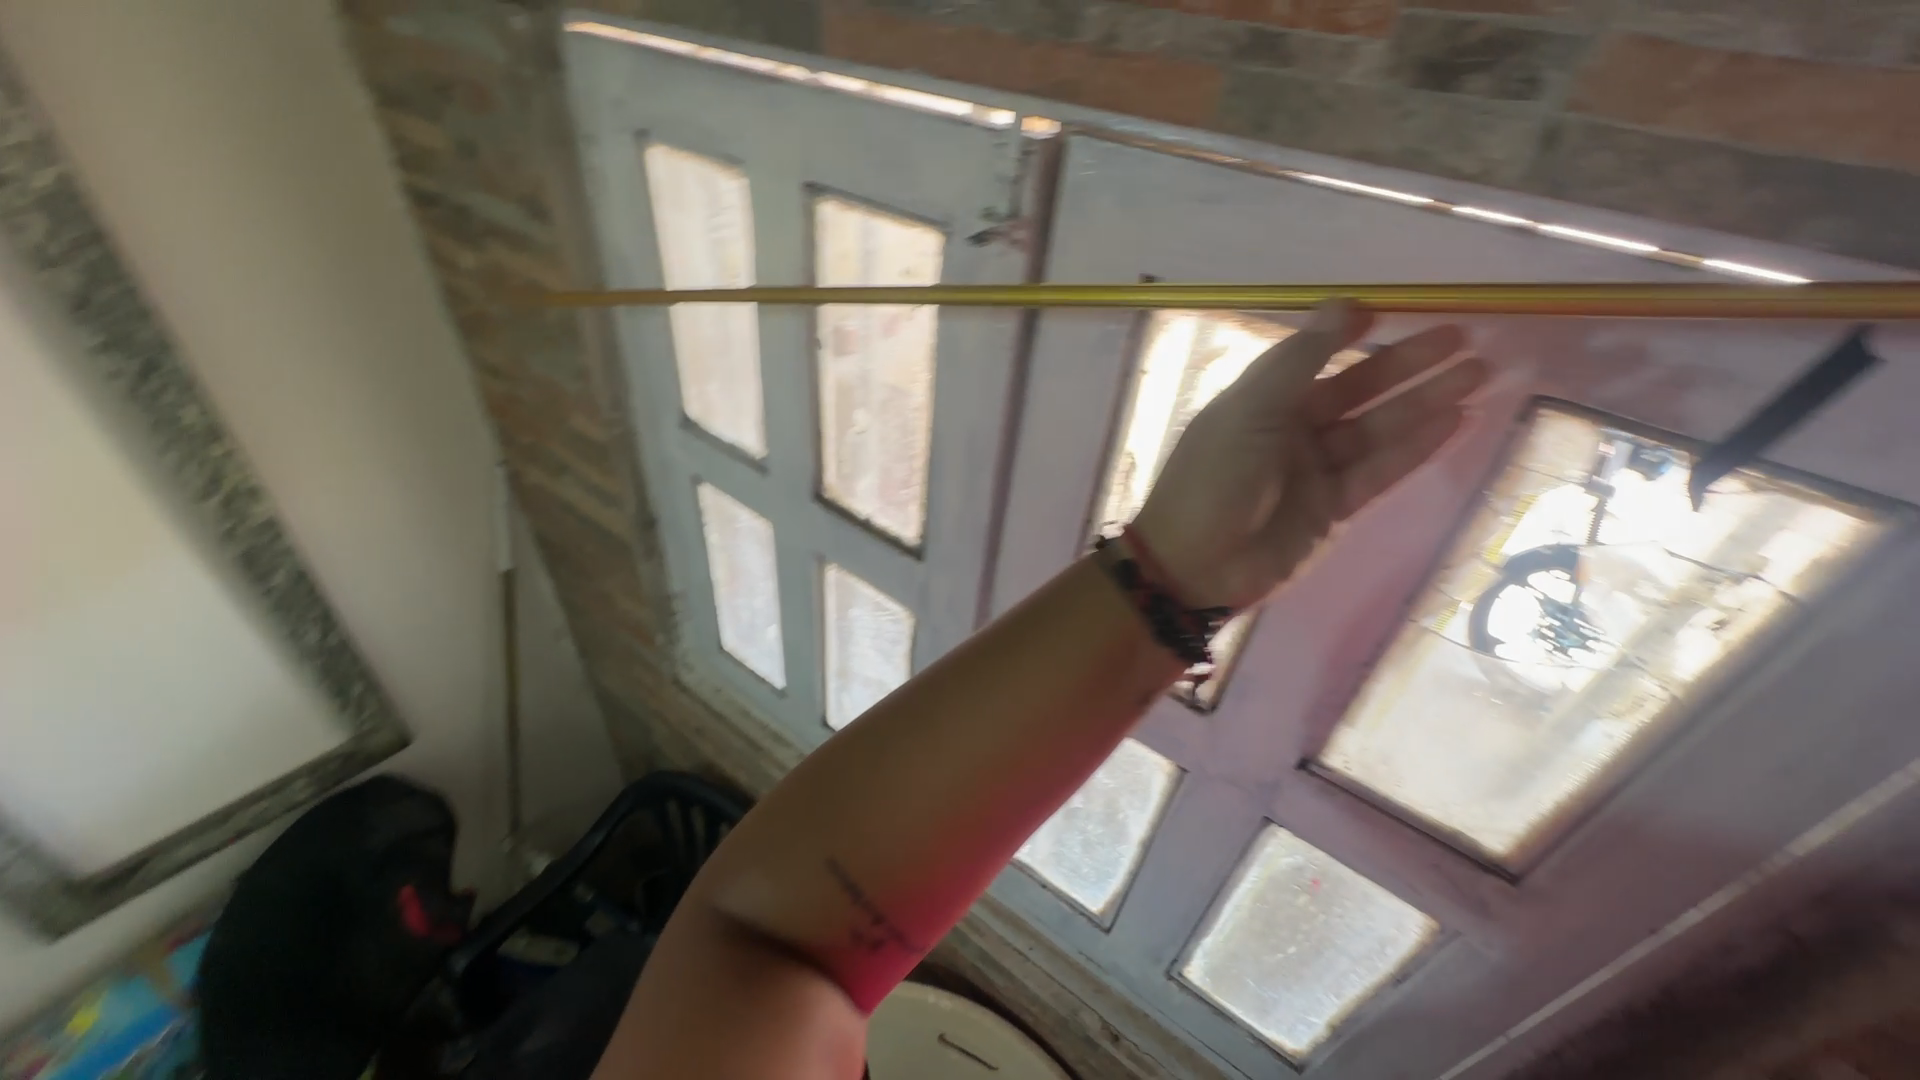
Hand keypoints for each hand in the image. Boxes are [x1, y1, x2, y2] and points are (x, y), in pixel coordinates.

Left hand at [1131, 300, 1487, 610]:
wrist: (1195, 564)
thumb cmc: (1214, 478)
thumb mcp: (1250, 411)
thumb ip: (1297, 362)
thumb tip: (1341, 305)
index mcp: (1258, 401)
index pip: (1309, 359)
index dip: (1343, 334)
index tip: (1386, 309)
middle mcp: (1287, 430)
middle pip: (1354, 390)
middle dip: (1404, 365)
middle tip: (1461, 339)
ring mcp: (1311, 470)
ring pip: (1375, 429)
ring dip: (1422, 403)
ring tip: (1477, 374)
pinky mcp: (1330, 509)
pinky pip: (1377, 471)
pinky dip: (1413, 448)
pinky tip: (1453, 421)